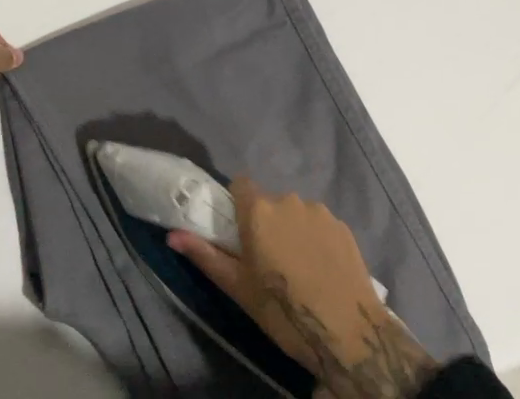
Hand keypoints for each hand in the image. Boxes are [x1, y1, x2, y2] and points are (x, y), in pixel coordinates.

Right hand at [169, 178, 436, 398]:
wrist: (348, 333)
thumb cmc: (284, 311)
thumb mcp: (238, 288)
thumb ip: (205, 255)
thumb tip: (171, 235)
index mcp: (259, 211)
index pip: (240, 185)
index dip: (236, 204)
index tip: (237, 231)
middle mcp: (289, 201)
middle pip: (268, 201)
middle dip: (264, 222)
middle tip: (264, 258)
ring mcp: (319, 212)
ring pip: (295, 212)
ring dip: (290, 229)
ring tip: (295, 267)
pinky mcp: (343, 226)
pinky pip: (318, 223)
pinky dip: (314, 238)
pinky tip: (318, 268)